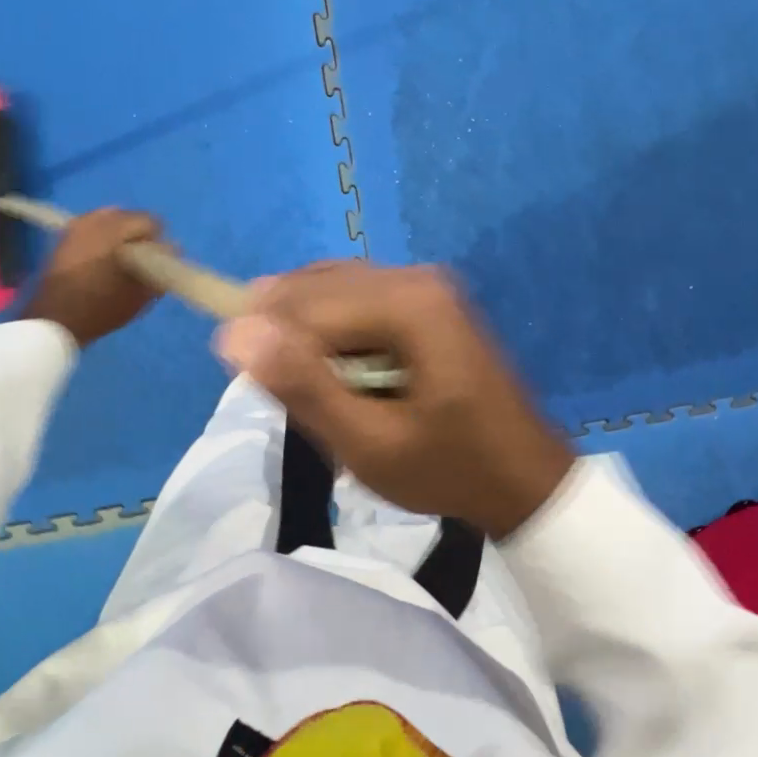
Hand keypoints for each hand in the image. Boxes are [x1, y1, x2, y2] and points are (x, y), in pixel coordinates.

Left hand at [20, 208, 162, 346]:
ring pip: (110, 219)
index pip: (150, 221)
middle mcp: (95, 221)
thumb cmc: (101, 308)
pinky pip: (92, 226)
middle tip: (141, 260)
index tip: (158, 260)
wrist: (54, 320)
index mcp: (115, 231)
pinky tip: (103, 259)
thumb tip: (172, 251)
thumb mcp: (140, 295)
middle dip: (139, 234)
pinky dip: (103, 237)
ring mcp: (76, 226)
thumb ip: (161, 270)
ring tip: (120, 259)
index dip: (159, 240)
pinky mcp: (64, 236)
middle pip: (129, 216)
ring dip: (120, 235)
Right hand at [213, 262, 573, 538]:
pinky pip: (356, 301)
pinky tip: (341, 376)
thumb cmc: (449, 470)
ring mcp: (425, 285)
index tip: (266, 397)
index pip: (301, 302)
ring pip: (331, 291)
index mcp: (407, 303)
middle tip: (298, 401)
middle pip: (315, 287)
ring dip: (309, 337)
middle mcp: (415, 276)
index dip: (267, 344)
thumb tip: (233, 331)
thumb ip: (304, 387)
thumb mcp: (369, 444)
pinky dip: (334, 333)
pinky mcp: (427, 301)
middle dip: (289, 338)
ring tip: (317, 393)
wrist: (524, 480)